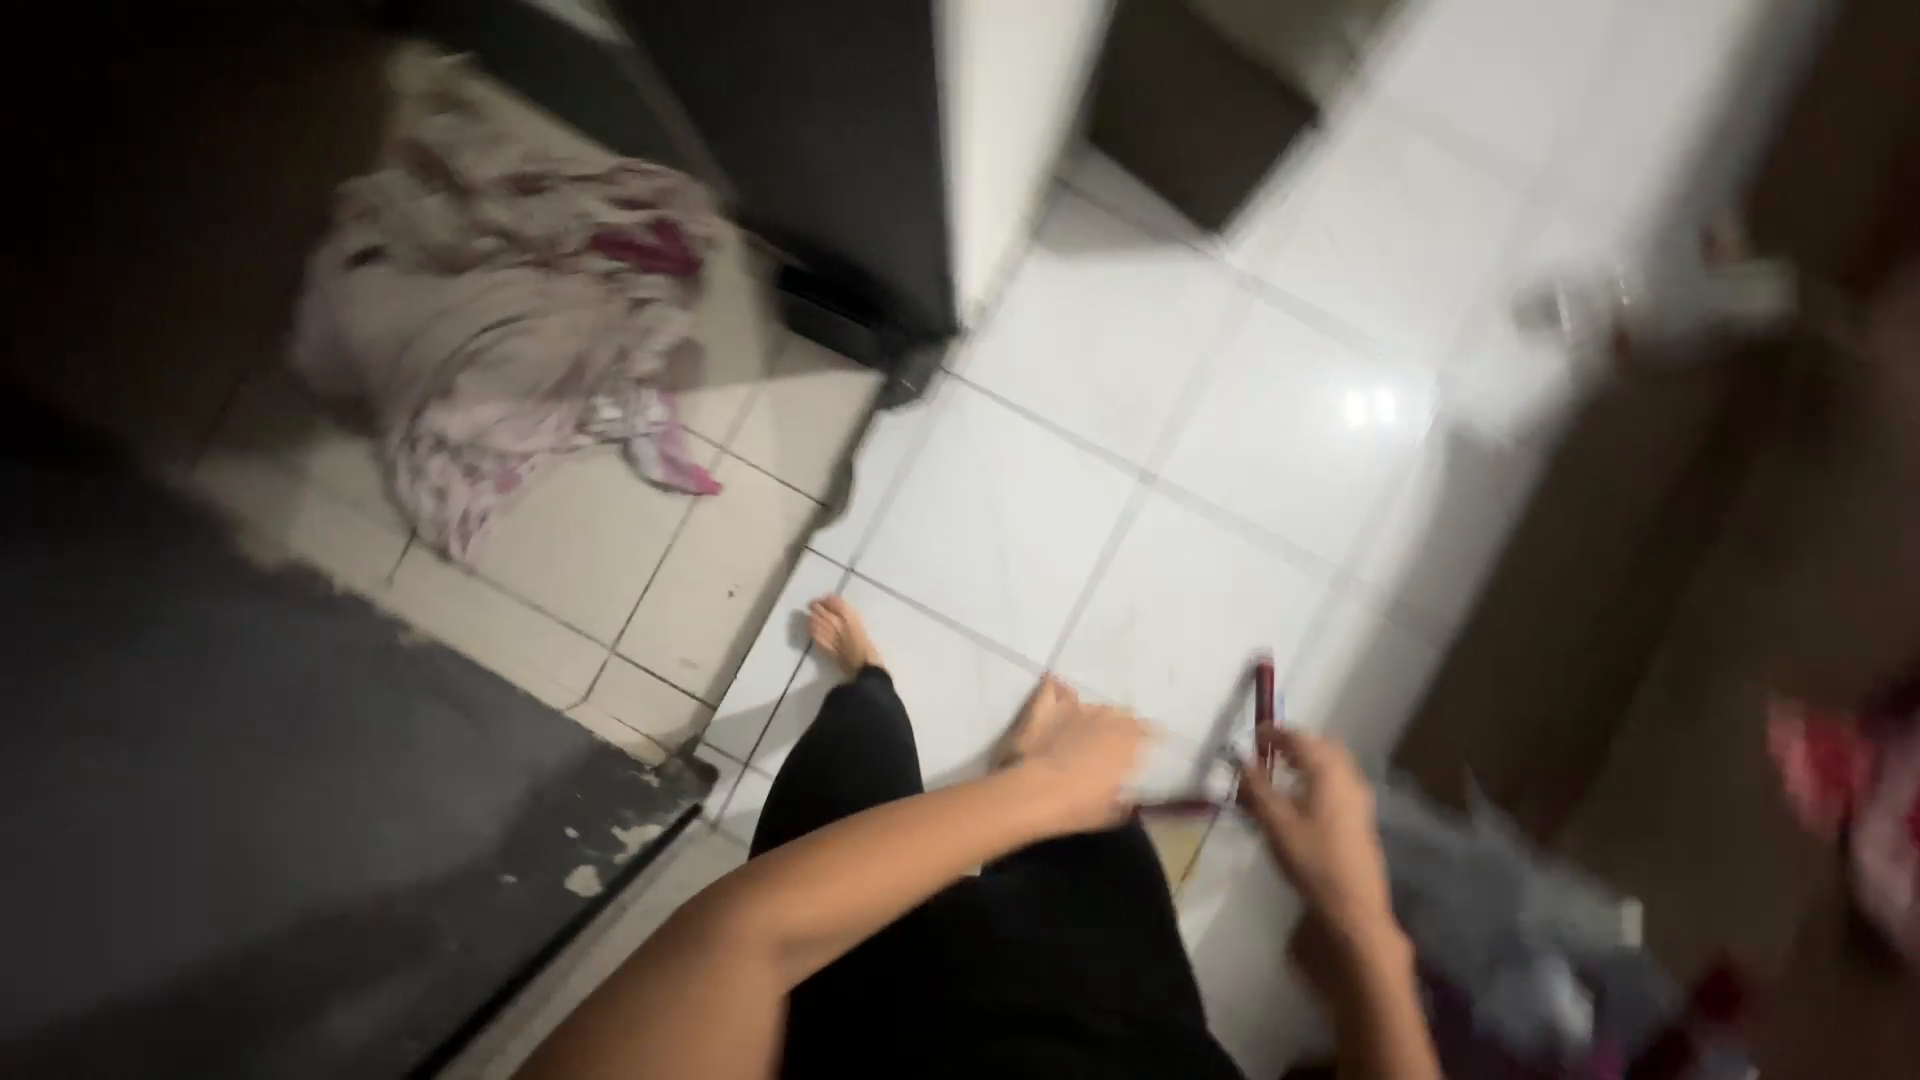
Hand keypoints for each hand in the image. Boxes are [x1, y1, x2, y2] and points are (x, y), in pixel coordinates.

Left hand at [1013, 679, 1149, 834]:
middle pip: (1122, 714)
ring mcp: (1076, 709)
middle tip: (1119, 736)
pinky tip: (1059, 690)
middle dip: (1124, 723)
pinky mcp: (1047, 706)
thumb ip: (1127, 799)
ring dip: (1096, 714)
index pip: (1148, 732)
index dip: (1151, 735)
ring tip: (1091, 724)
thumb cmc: (1078, 807)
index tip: (1153, 741)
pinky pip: (1055, 688)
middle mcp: (1106, 720)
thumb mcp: (1114, 812)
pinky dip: (1059, 690)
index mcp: (1128, 744)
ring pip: (1093, 705)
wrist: (1036, 792)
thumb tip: (1131, 797)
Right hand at [1236, 727, 1397, 949]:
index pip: (1300, 738)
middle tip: (1268, 751)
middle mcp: (1349, 778)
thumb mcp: (1275, 822)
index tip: (1253, 737)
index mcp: (1329, 773)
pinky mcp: (1361, 816)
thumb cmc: (1312, 859)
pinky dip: (1318, 775)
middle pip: (1322, 745)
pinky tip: (1300, 796)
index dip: (1274, 733)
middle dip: (1294, 743)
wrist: (1354, 905)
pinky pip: (1338, 780)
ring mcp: (1360, 798)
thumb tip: (1243, 761)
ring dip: (1307, 759)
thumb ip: (1257, 786)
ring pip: (1333, 763)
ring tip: (1280, 770)